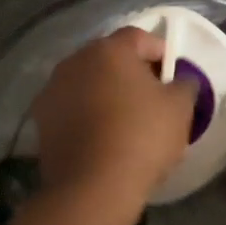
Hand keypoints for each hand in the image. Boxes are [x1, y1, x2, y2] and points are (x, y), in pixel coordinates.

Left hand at [31, 27, 197, 204]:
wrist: (93, 187)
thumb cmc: (142, 137)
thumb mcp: (180, 107)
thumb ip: (184, 84)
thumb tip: (179, 80)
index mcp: (109, 50)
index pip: (139, 37)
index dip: (160, 53)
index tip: (172, 76)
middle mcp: (75, 61)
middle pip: (109, 58)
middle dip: (130, 72)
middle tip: (151, 97)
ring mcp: (52, 91)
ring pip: (87, 82)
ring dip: (105, 93)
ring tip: (125, 120)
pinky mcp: (41, 121)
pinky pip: (72, 108)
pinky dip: (87, 115)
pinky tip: (102, 138)